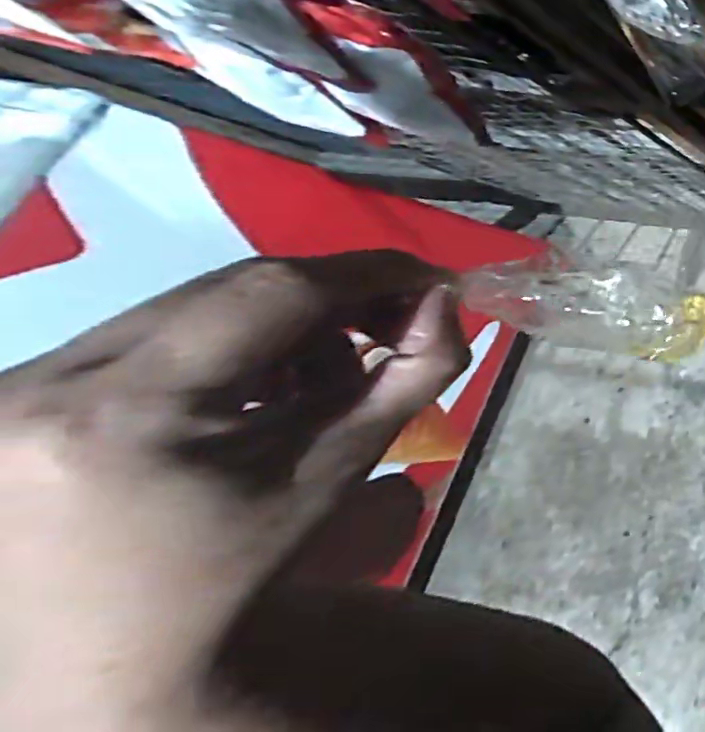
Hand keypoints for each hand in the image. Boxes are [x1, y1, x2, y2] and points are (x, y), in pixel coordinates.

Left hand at [0, 252, 467, 729]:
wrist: (119, 647)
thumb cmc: (246, 558)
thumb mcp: (347, 461)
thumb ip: (416, 371)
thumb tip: (446, 297)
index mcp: (121, 412)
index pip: (272, 292)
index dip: (370, 273)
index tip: (437, 281)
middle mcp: (41, 381)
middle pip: (237, 286)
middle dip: (338, 294)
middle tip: (401, 320)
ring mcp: (16, 381)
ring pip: (204, 298)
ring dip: (293, 316)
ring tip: (333, 366)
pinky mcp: (20, 383)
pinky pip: (165, 324)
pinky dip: (242, 336)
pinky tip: (270, 381)